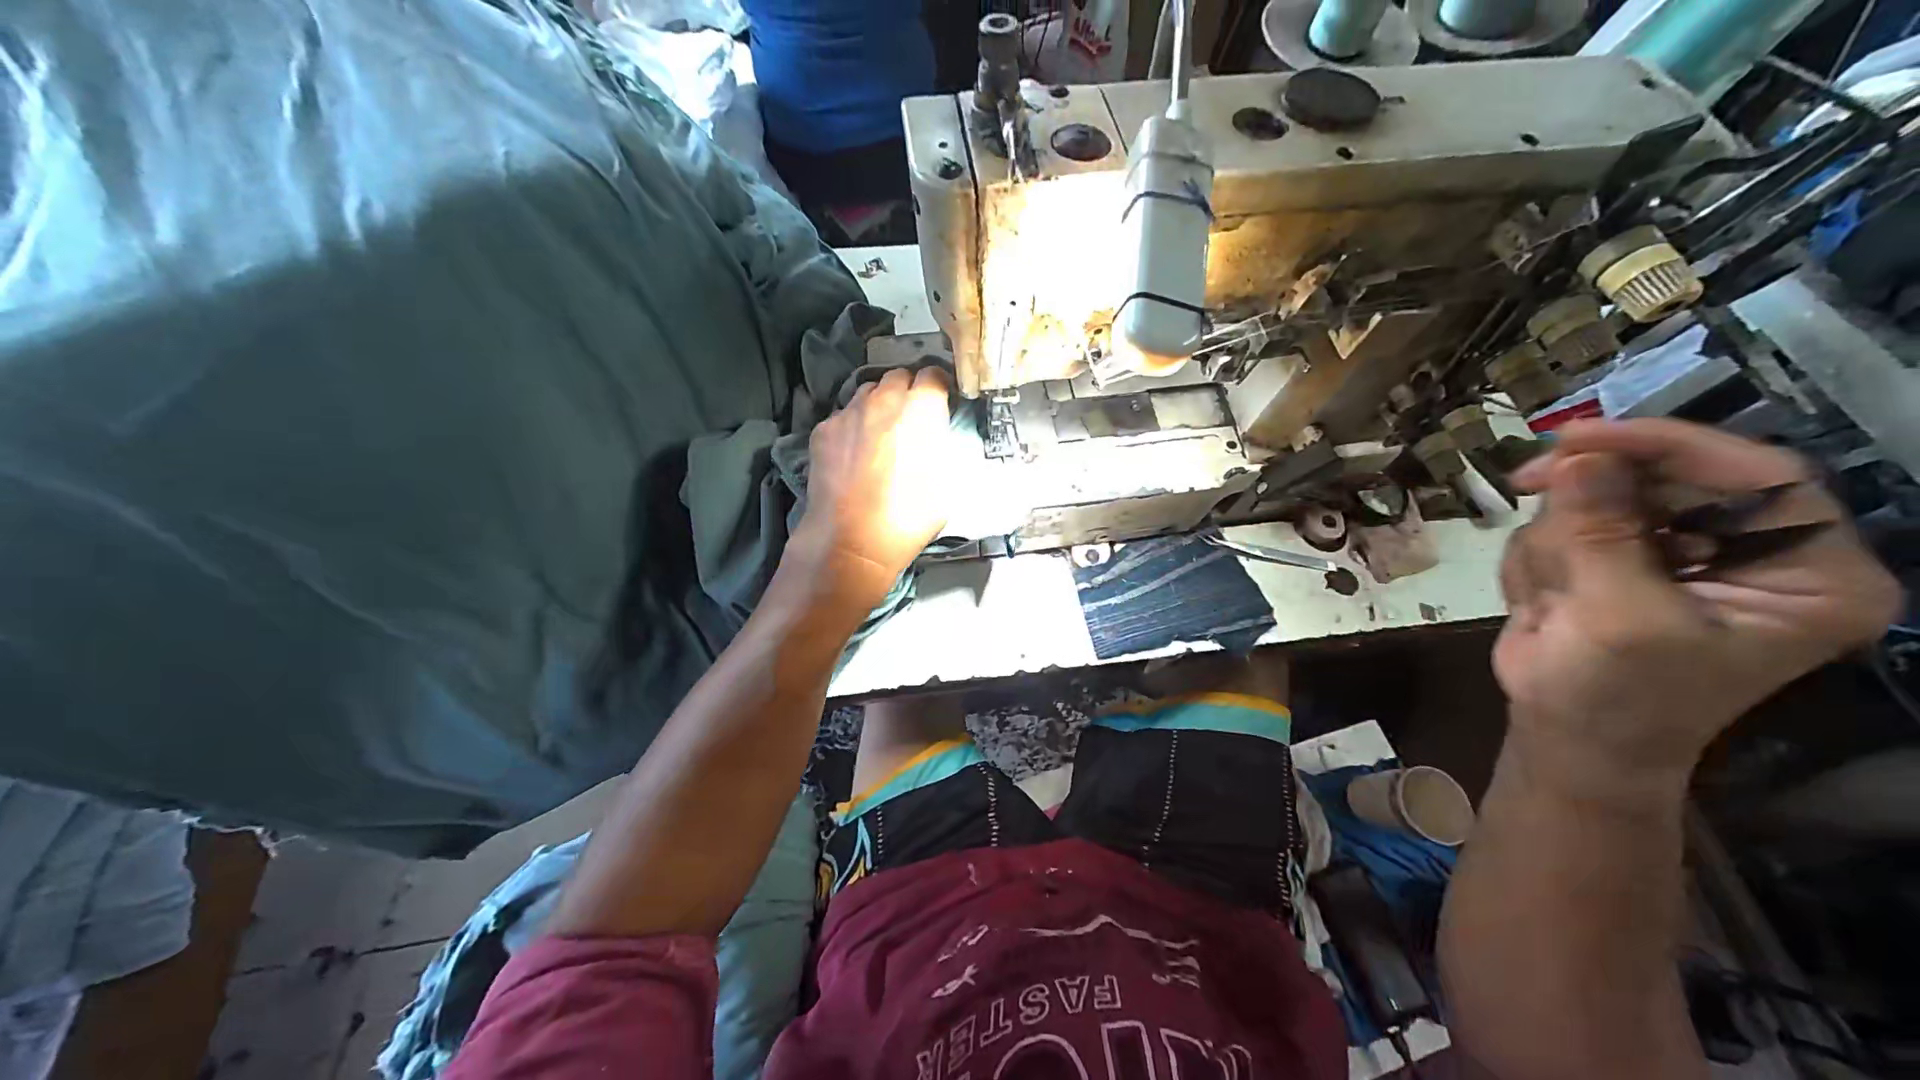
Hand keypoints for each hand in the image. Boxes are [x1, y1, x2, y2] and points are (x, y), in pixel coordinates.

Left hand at [786, 366, 959, 605]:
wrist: (850, 542)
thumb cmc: (906, 520)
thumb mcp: (945, 486)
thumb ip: (942, 450)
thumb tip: (936, 439)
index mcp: (921, 410)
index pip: (934, 376)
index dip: (938, 388)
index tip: (939, 403)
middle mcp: (884, 400)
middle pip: (899, 376)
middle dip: (907, 391)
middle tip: (910, 418)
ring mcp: (849, 412)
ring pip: (868, 391)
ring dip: (878, 403)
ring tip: (880, 431)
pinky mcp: (823, 429)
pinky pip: (843, 414)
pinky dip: (852, 424)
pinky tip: (853, 450)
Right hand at [1495, 419, 1900, 789]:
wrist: (1567, 741)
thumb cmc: (1617, 699)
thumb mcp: (1621, 619)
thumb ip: (1603, 536)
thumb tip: (1574, 458)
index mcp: (1808, 573)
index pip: (1756, 476)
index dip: (1666, 446)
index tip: (1577, 438)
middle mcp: (1752, 553)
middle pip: (1668, 478)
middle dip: (1588, 500)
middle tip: (1524, 486)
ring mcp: (1677, 554)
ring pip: (1601, 498)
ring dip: (1555, 543)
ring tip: (1550, 600)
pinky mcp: (1619, 560)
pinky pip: (1564, 524)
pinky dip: (1538, 558)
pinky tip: (1543, 602)